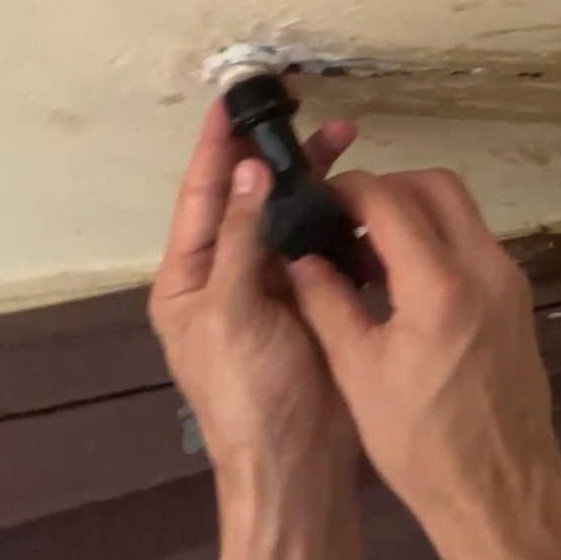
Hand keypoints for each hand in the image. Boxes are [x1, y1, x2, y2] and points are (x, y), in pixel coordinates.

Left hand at [149, 100, 361, 559]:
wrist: (298, 459)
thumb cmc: (249, 391)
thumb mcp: (231, 314)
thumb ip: (241, 240)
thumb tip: (253, 171)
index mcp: (192, 276)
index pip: (204, 195)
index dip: (218, 146)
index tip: (233, 100)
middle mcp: (231, 271)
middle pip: (256, 197)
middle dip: (285, 156)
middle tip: (326, 122)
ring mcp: (277, 281)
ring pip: (296, 215)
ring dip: (322, 183)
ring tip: (355, 148)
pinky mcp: (317, 293)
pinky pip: (328, 243)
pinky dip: (347, 219)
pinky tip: (368, 205)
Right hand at [290, 169, 560, 559]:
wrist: (501, 481)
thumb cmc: (420, 440)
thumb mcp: (358, 374)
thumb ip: (327, 303)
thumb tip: (300, 256)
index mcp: (441, 285)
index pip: (393, 201)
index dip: (352, 189)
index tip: (322, 198)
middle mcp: (485, 265)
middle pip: (438, 185)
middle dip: (390, 186)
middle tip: (349, 216)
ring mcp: (508, 275)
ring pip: (462, 208)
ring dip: (417, 209)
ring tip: (371, 246)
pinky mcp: (516, 290)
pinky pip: (475, 238)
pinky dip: (440, 236)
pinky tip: (405, 273)